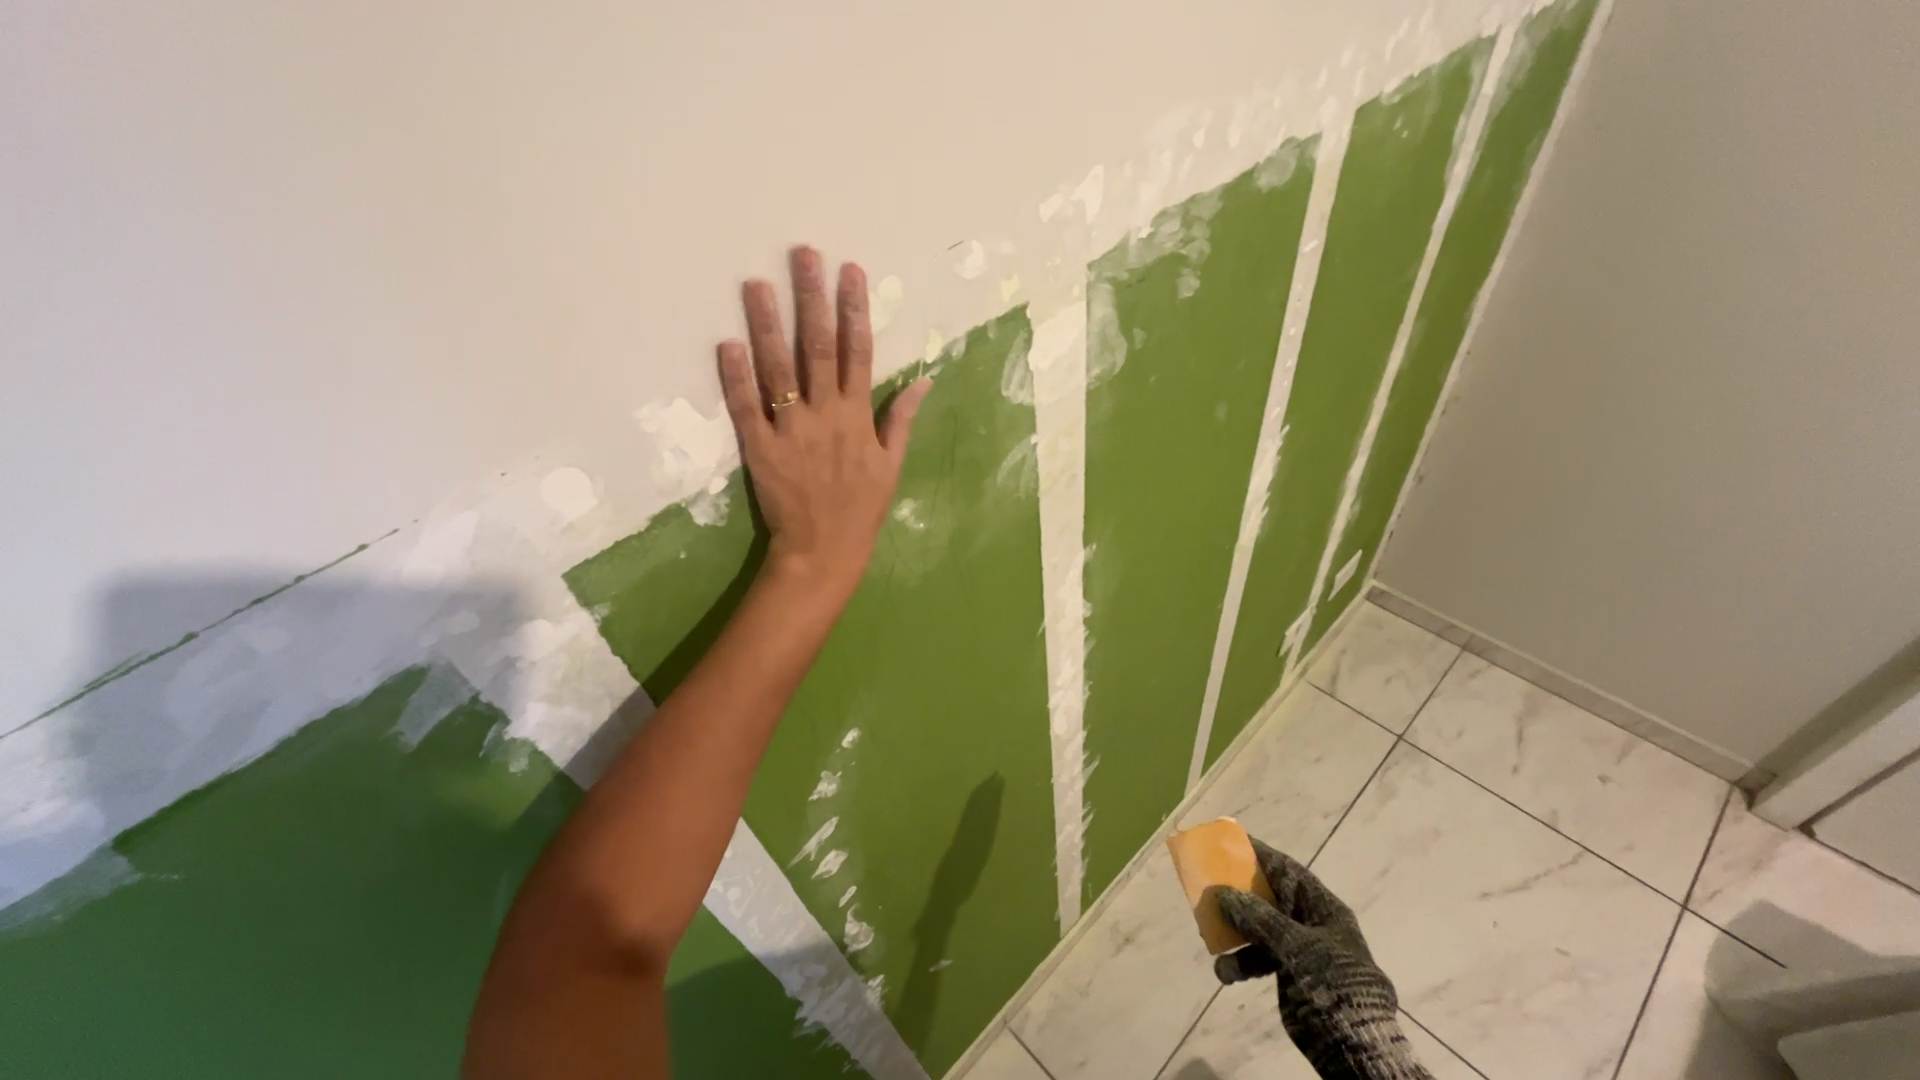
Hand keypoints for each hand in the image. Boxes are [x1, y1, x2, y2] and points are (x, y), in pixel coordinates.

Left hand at [718, 246, 932, 598]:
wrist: (824, 552)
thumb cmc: (861, 510)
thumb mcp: (892, 465)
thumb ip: (902, 419)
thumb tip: (925, 380)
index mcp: (859, 416)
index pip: (858, 351)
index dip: (854, 309)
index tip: (849, 271)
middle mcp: (826, 414)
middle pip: (817, 347)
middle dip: (810, 298)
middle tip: (801, 255)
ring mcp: (791, 430)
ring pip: (778, 369)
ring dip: (767, 324)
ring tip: (755, 284)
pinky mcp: (760, 449)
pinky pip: (747, 408)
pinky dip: (736, 377)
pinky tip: (727, 344)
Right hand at [1214, 839, 1432, 1079]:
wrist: (1353, 1042)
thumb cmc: (1332, 982)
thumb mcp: (1296, 944)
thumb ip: (1258, 917)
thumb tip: (1221, 893)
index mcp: (1322, 908)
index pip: (1287, 871)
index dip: (1259, 855)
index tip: (1229, 842)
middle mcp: (1309, 923)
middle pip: (1267, 898)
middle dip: (1237, 895)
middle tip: (1208, 888)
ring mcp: (1299, 949)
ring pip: (1257, 929)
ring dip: (1232, 933)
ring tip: (1208, 936)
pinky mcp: (1288, 973)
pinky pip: (1257, 958)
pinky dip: (1238, 963)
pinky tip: (1224, 973)